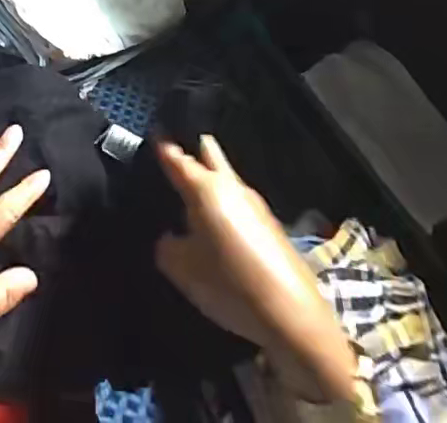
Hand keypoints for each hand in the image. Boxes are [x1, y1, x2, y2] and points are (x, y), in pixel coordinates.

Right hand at [156, 136, 357, 403]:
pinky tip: (215, 228)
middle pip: (209, 153)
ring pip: (225, 177)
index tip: (154, 134)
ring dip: (208, 180)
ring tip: (189, 197)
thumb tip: (168, 237)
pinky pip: (237, 201)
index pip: (178, 158)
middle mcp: (231, 186)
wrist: (292, 313)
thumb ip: (166, 246)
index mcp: (205, 189)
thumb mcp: (182, 269)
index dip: (163, 146)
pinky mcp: (269, 223)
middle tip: (175, 154)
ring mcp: (254, 203)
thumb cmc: (230, 283)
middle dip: (192, 148)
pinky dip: (223, 204)